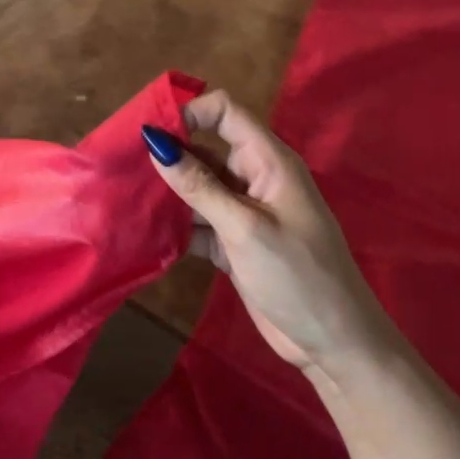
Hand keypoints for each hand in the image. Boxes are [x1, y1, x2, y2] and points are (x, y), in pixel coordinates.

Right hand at [144, 91, 391, 370]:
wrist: (336, 345)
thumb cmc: (298, 276)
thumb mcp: (244, 228)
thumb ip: (198, 186)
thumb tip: (154, 142)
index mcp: (269, 161)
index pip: (225, 112)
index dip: (189, 112)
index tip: (151, 132)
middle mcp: (254, 178)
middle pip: (205, 148)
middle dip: (168, 152)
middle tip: (123, 162)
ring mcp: (244, 211)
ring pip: (197, 186)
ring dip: (167, 190)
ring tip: (125, 193)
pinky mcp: (235, 242)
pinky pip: (198, 220)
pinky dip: (176, 223)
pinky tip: (145, 228)